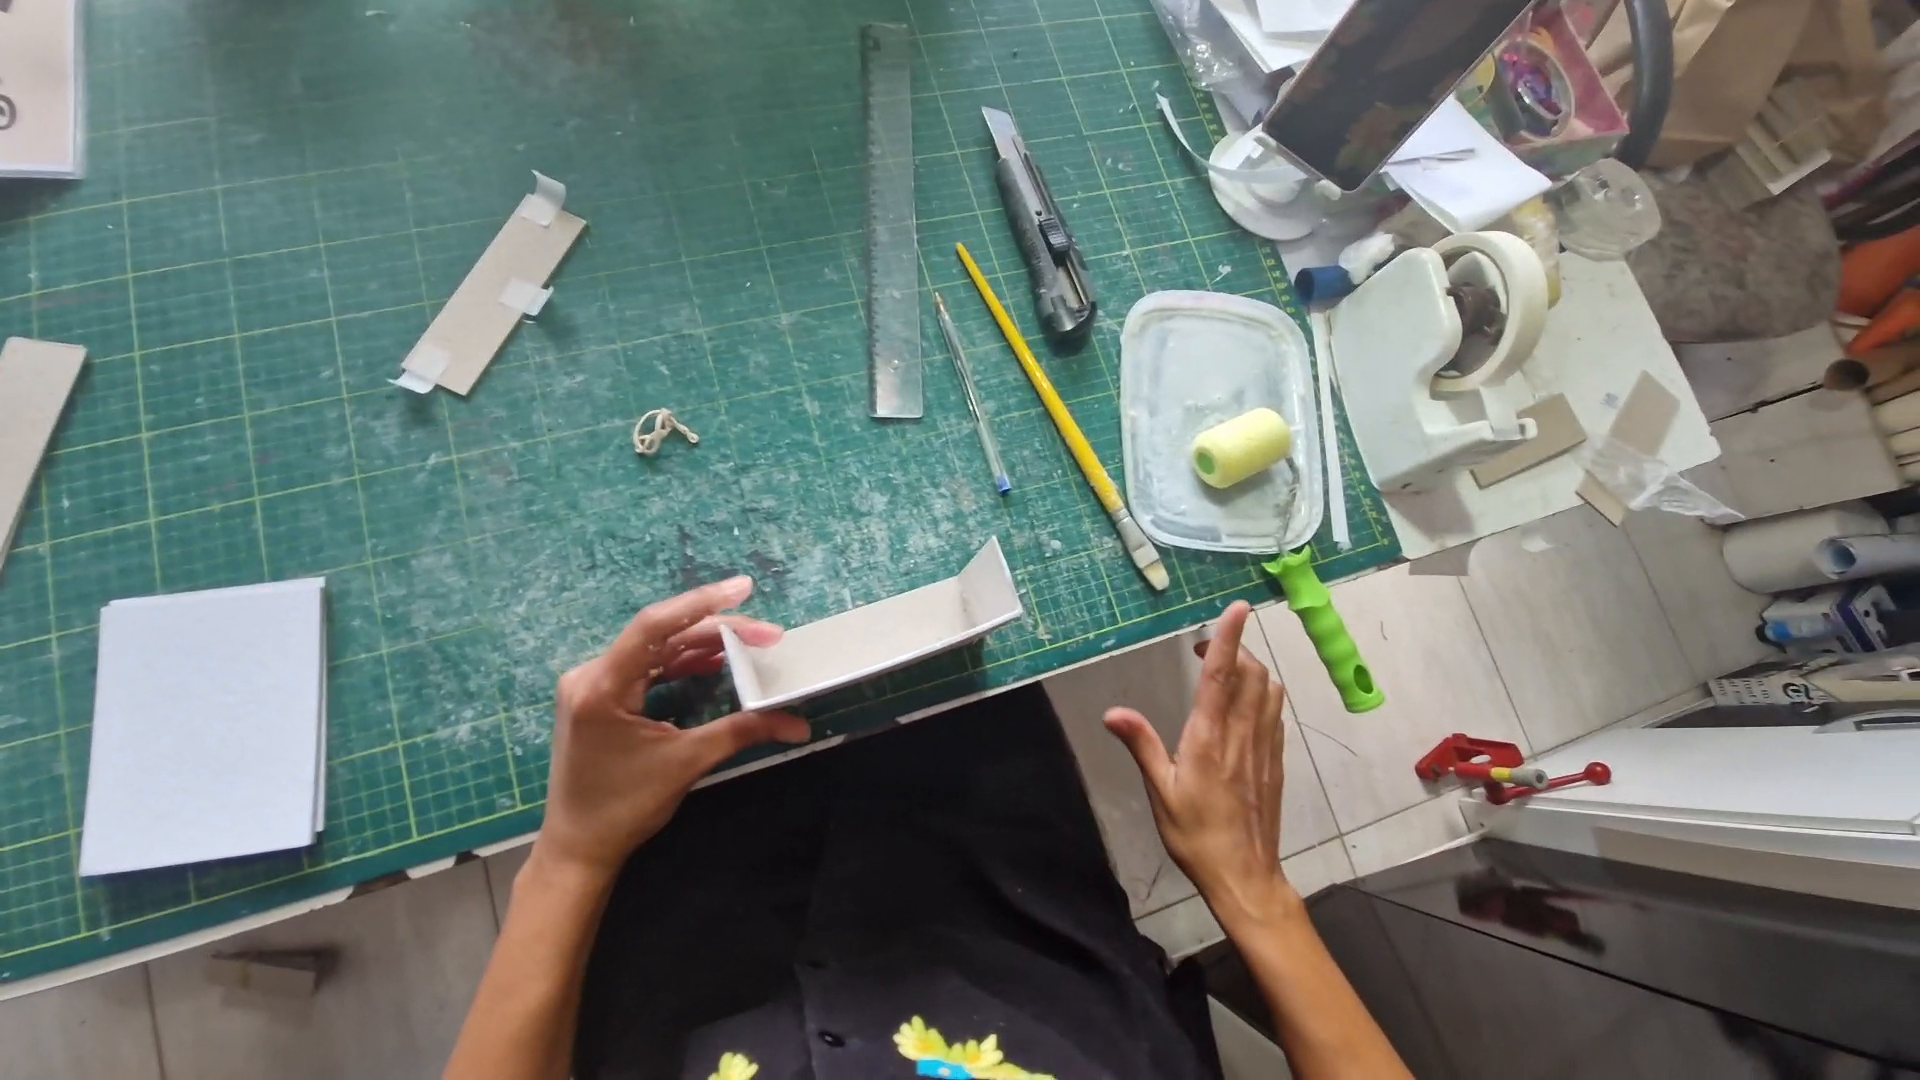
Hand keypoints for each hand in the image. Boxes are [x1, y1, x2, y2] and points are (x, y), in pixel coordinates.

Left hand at [536, 576, 810, 879]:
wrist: (579, 848)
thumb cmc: (624, 807)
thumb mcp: (686, 763)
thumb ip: (742, 731)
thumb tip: (800, 724)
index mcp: (602, 686)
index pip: (654, 627)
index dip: (702, 603)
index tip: (745, 588)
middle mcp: (591, 675)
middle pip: (662, 635)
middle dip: (718, 630)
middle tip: (768, 634)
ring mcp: (594, 685)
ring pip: (657, 649)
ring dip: (704, 645)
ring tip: (752, 644)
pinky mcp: (602, 698)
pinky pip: (648, 668)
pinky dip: (683, 662)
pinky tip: (716, 661)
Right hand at [1104, 600, 1291, 928]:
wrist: (1245, 876)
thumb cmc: (1196, 835)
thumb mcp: (1160, 791)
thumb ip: (1141, 745)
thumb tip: (1113, 712)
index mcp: (1209, 737)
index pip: (1222, 674)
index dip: (1228, 637)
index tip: (1237, 608)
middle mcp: (1242, 734)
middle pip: (1252, 674)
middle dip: (1236, 649)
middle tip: (1206, 650)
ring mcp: (1264, 747)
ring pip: (1269, 691)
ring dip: (1253, 669)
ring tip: (1227, 671)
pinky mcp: (1275, 761)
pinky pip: (1275, 714)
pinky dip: (1263, 695)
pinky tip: (1246, 706)